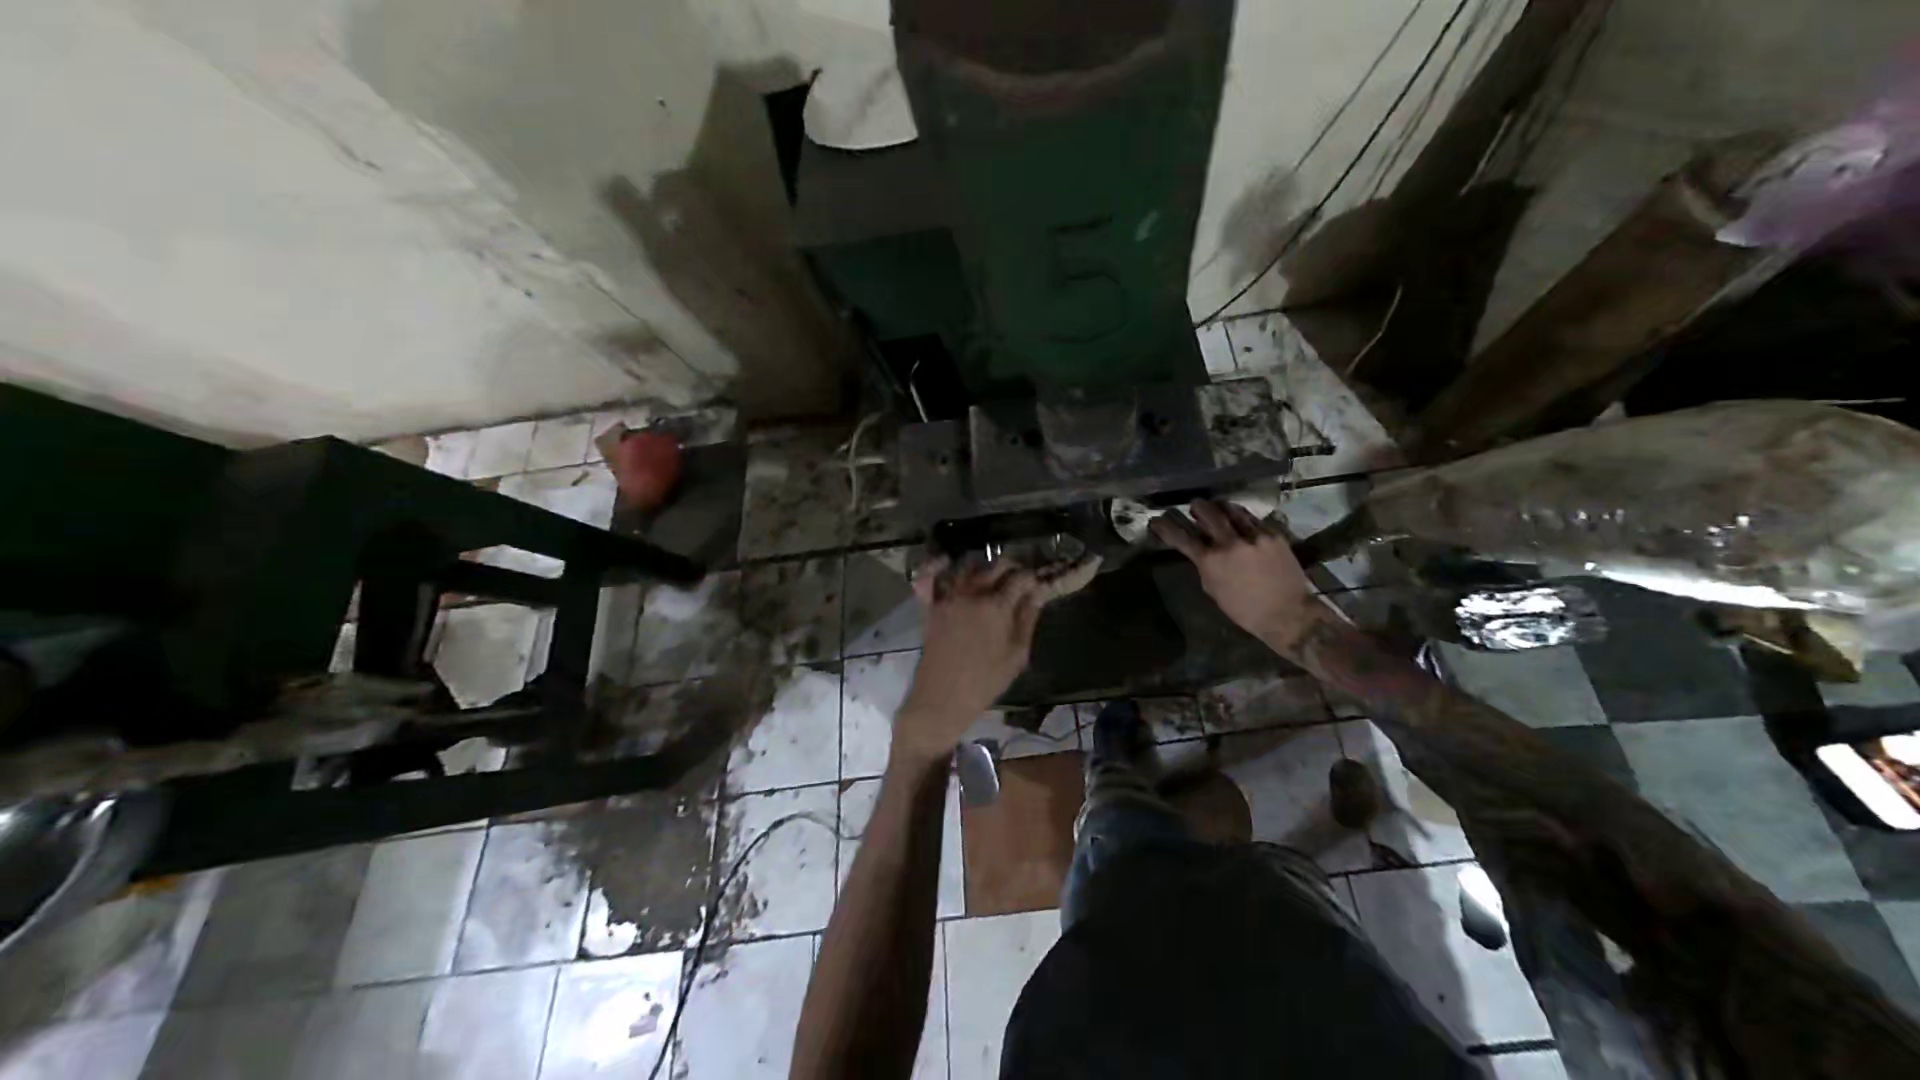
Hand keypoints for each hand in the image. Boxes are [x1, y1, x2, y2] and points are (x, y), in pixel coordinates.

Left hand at [894, 558, 1044, 763]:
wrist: (942, 698)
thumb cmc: (985, 681)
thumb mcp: (1017, 655)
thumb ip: (1027, 619)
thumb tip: (1037, 594)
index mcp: (996, 606)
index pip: (1020, 577)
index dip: (1033, 577)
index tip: (1039, 582)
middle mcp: (971, 594)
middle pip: (995, 565)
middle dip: (1012, 567)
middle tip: (1019, 578)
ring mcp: (949, 598)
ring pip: (969, 567)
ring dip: (983, 567)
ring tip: (993, 577)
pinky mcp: (933, 606)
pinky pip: (932, 578)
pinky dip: (939, 567)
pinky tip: (947, 562)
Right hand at [1151, 499, 1318, 654]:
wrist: (1287, 613)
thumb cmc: (1245, 610)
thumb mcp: (1214, 590)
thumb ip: (1206, 567)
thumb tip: (1202, 552)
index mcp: (1210, 561)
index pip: (1182, 538)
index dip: (1166, 527)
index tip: (1157, 520)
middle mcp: (1230, 543)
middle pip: (1208, 514)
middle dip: (1198, 507)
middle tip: (1195, 506)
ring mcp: (1254, 536)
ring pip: (1233, 510)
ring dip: (1222, 507)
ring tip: (1218, 507)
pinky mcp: (1273, 535)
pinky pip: (1253, 519)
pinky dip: (1243, 518)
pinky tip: (1242, 520)